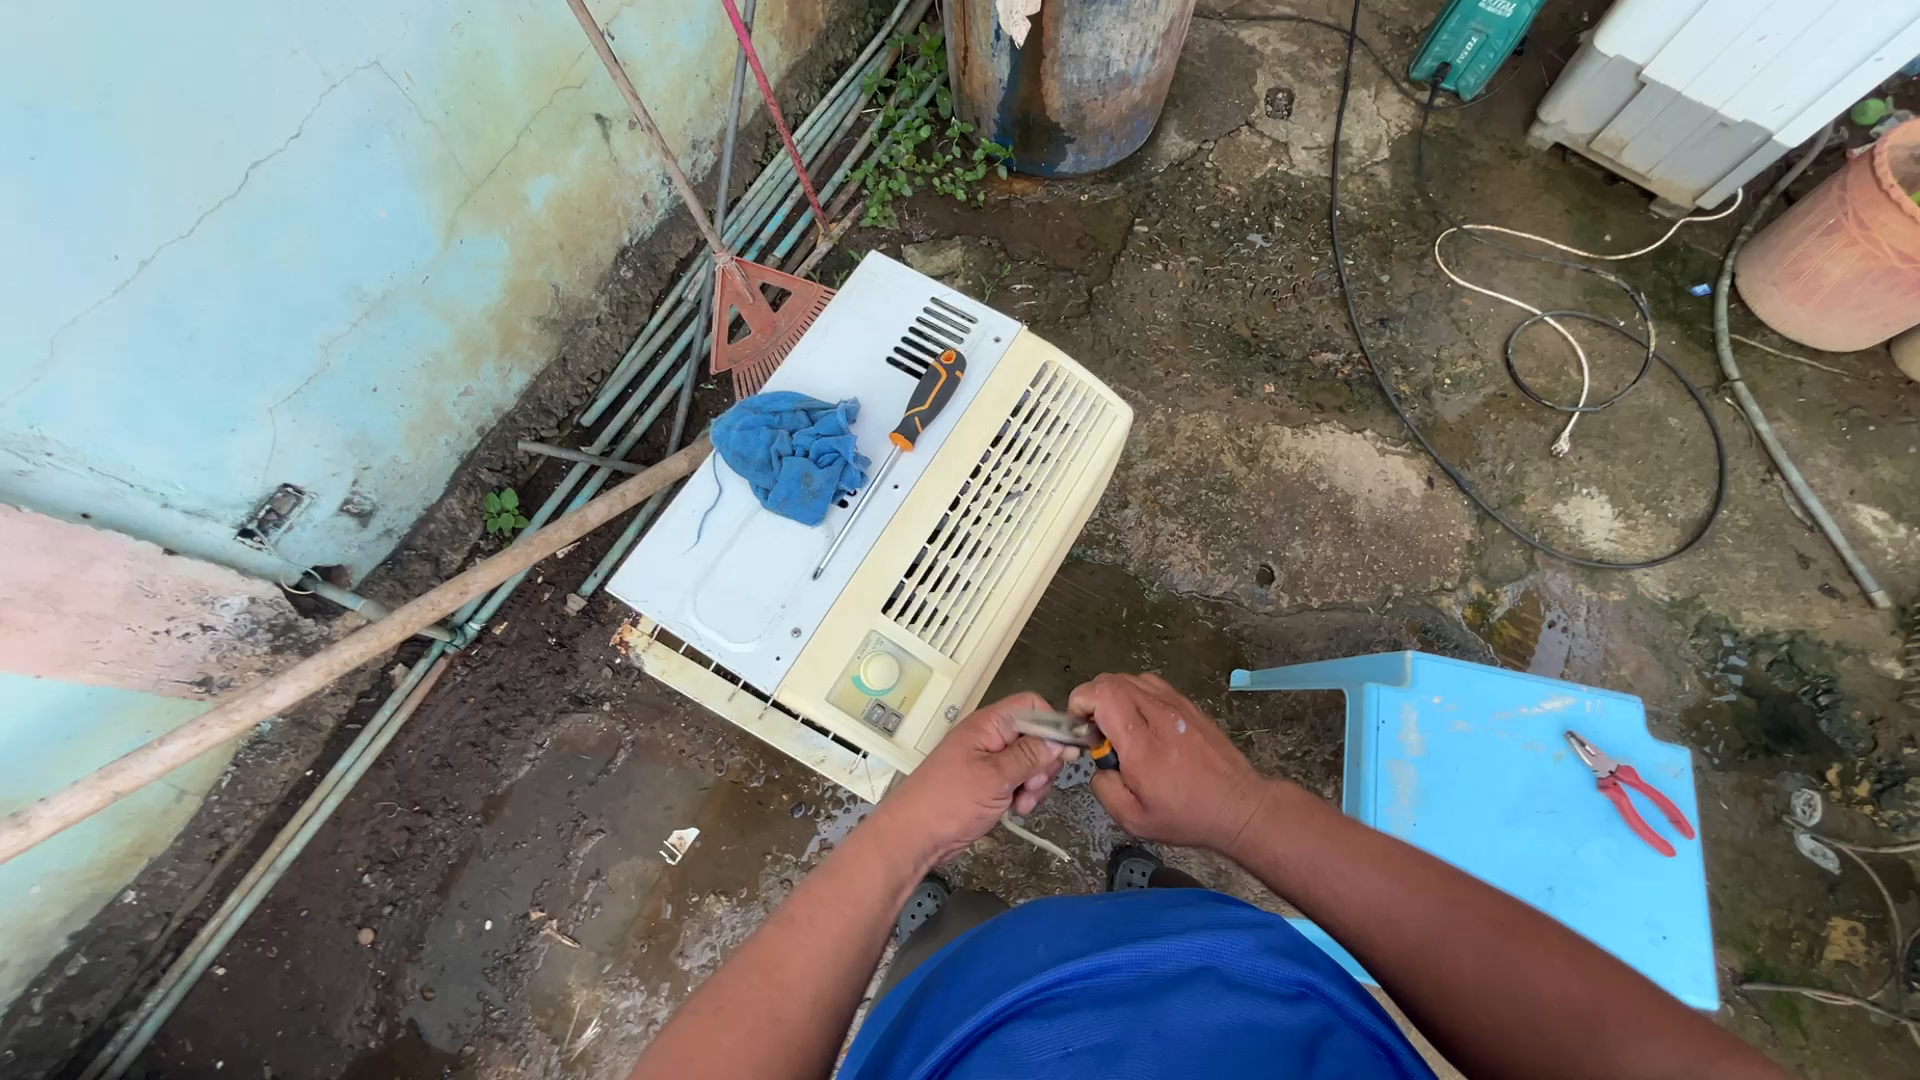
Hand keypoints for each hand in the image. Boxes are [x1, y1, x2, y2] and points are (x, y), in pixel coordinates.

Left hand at [868, 692, 1066, 866]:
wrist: (914, 837)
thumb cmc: (949, 802)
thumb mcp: (995, 777)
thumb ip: (1029, 756)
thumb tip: (1060, 739)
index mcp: (989, 724)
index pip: (1032, 707)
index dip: (1052, 725)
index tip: (1064, 753)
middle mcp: (990, 737)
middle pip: (1036, 737)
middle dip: (1044, 762)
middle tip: (1034, 785)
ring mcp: (990, 761)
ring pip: (1031, 763)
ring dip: (1035, 784)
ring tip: (1022, 803)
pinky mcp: (990, 783)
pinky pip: (1019, 781)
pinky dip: (1024, 795)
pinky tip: (1016, 810)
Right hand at [1070, 673, 1271, 851]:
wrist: (1238, 806)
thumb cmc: (1186, 815)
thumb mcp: (1133, 819)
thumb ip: (1103, 788)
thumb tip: (1098, 764)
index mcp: (1141, 743)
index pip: (1102, 694)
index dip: (1081, 702)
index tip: (1082, 728)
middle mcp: (1158, 714)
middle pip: (1110, 680)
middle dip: (1092, 700)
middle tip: (1097, 731)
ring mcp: (1176, 704)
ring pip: (1129, 678)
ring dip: (1114, 696)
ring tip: (1119, 726)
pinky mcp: (1188, 703)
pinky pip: (1150, 684)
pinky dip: (1135, 695)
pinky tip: (1142, 721)